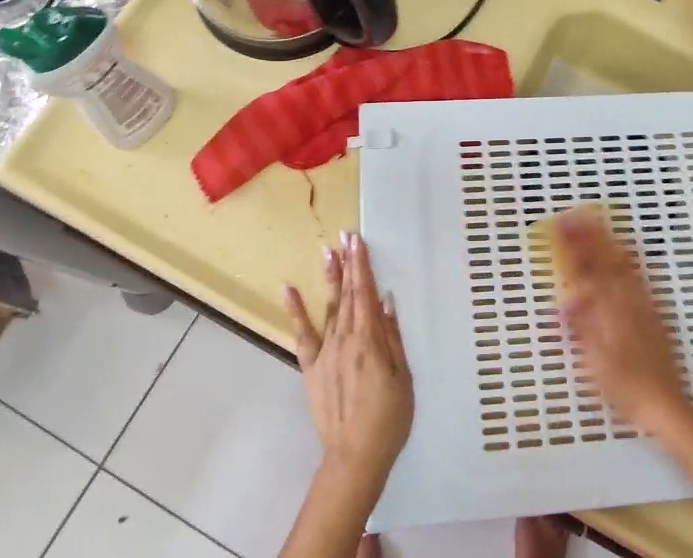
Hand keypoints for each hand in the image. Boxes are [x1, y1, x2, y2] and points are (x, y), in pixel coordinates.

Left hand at [285, 232, 414, 486]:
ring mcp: (326, 352)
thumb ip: (393, 338)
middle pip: (349, 295)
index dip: (363, 266)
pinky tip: (289, 289)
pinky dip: (296, 311)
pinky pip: (303, 334)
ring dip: (330, 278)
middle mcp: (345, 339)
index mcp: (371, 340)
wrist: (355, 455)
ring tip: (327, 252)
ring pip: (330, 308)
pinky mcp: (312, 368)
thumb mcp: (403, 378)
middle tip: (346, 236)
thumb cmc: (389, 418)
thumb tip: (386, 301)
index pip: (367, 294)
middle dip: (349, 264)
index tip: (359, 241)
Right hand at [553, 207, 691, 431]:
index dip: (571, 247)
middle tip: (574, 216)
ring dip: (607, 241)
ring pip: (624, 263)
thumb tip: (567, 301)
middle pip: (606, 259)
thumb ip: (581, 326)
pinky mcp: (655, 315)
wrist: (666, 406)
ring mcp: (644, 306)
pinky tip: (626, 255)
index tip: (559, 227)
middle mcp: (628, 302)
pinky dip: (627, 258)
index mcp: (609, 310)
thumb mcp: (593, 360)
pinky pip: (638, 274)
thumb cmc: (627, 387)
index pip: (586, 269)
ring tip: (596, 224)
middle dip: (589, 235)